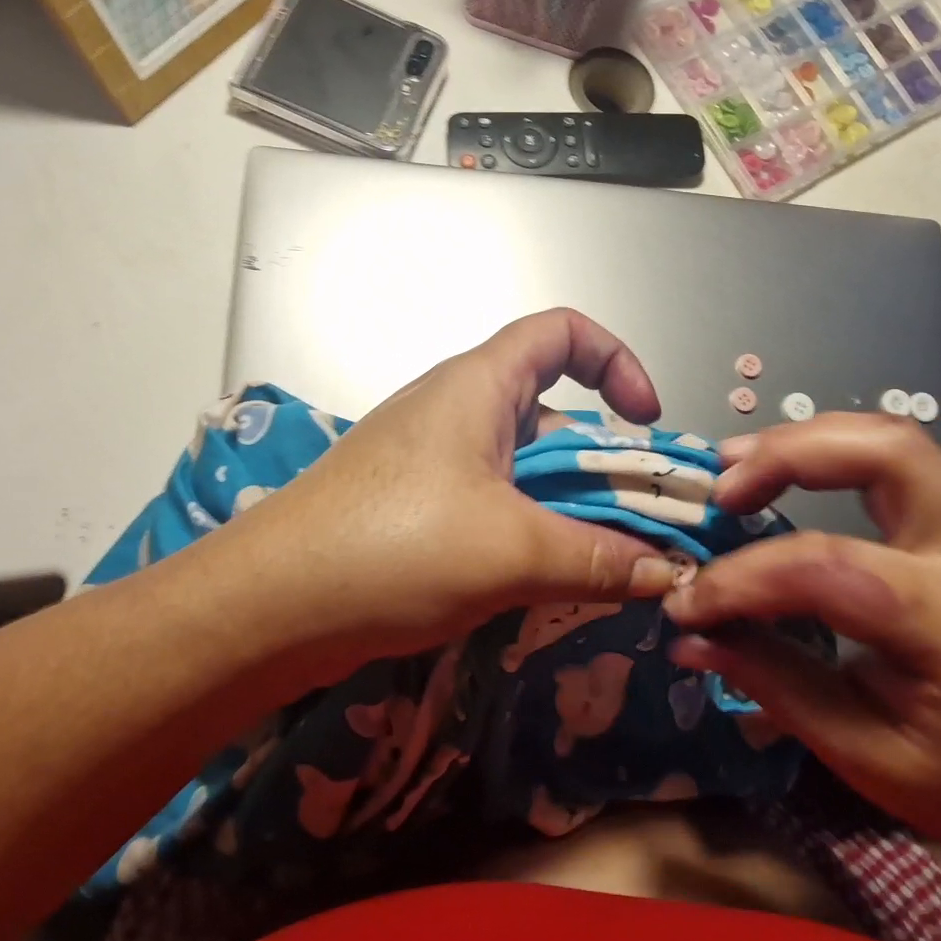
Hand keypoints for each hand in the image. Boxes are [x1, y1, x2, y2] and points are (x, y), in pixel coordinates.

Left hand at [198, 309, 677, 668]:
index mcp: (479, 385)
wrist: (270, 608)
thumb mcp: (513, 552)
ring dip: (570, 509)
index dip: (617, 361)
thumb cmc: (393, 548)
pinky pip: (494, 505)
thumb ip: (600, 561)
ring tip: (602, 566)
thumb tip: (669, 574)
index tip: (645, 421)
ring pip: (526, 468)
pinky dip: (530, 533)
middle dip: (604, 464)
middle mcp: (456, 410)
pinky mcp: (415, 508)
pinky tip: (546, 583)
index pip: (563, 332)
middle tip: (640, 524)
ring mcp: (432, 461)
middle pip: (554, 412)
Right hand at [664, 413, 940, 862]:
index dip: (746, 578)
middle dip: (794, 454)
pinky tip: (779, 471)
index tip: (687, 603)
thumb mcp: (856, 752)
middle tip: (723, 489)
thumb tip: (687, 636)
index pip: (835, 570)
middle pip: (891, 455)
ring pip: (894, 440)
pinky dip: (828, 451)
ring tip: (736, 467)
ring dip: (807, 441)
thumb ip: (772, 682)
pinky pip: (893, 459)